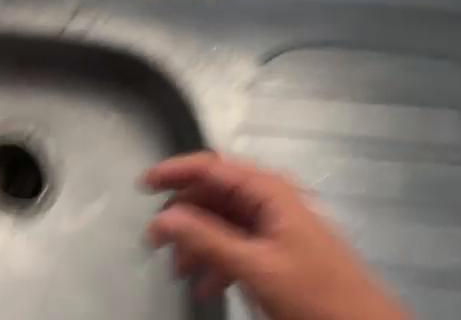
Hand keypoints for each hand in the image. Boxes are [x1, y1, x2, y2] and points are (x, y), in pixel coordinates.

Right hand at [143, 153, 407, 319]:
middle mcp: (271, 198)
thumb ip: (208, 239)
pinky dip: (218, 261)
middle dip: (184, 217)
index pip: (211, 166)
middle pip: (214, 195)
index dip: (175, 171)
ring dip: (199, 244)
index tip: (143, 183)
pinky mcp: (282, 251)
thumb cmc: (316, 295)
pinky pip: (239, 244)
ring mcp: (277, 225)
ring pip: (224, 223)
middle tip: (156, 240)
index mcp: (268, 189)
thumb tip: (164, 217)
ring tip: (180, 272)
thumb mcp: (257, 268)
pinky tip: (207, 285)